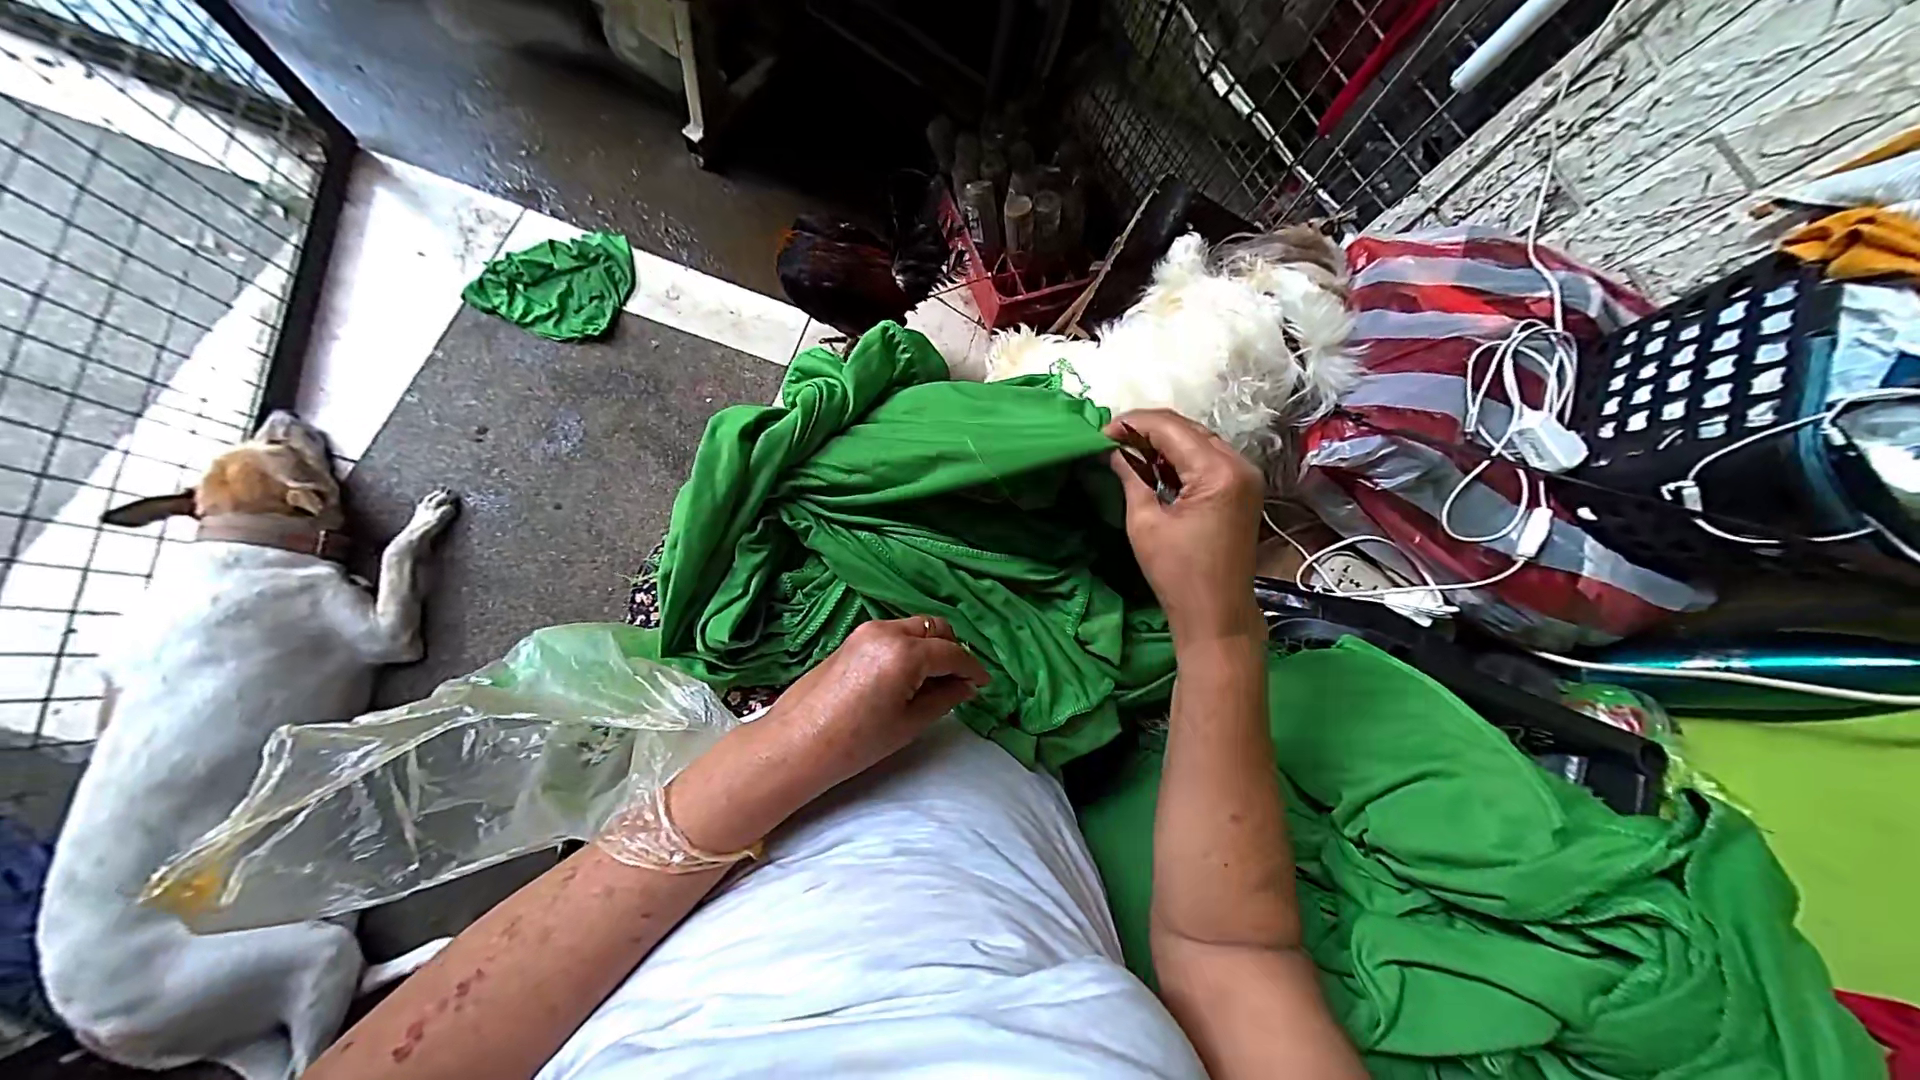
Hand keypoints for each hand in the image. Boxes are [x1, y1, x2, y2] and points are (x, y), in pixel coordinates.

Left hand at [664, 616, 989, 852]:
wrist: (795, 744)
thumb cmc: (854, 742)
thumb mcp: (909, 723)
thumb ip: (944, 698)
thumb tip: (966, 686)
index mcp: (904, 652)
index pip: (952, 652)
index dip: (974, 668)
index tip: (985, 684)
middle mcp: (886, 630)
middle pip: (935, 628)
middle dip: (954, 650)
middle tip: (961, 680)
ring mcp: (866, 630)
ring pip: (915, 627)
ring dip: (932, 646)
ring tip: (937, 679)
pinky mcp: (852, 638)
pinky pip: (895, 632)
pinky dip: (911, 646)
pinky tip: (910, 674)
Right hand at [1106, 409, 1264, 645]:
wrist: (1216, 613)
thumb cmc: (1177, 573)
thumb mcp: (1144, 522)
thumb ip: (1131, 477)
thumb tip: (1114, 452)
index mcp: (1218, 471)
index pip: (1171, 428)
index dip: (1133, 423)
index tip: (1101, 431)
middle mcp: (1239, 465)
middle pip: (1188, 429)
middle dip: (1147, 430)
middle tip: (1111, 439)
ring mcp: (1245, 476)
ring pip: (1198, 441)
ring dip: (1163, 442)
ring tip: (1126, 450)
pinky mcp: (1241, 489)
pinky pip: (1207, 459)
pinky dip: (1179, 458)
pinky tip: (1153, 465)